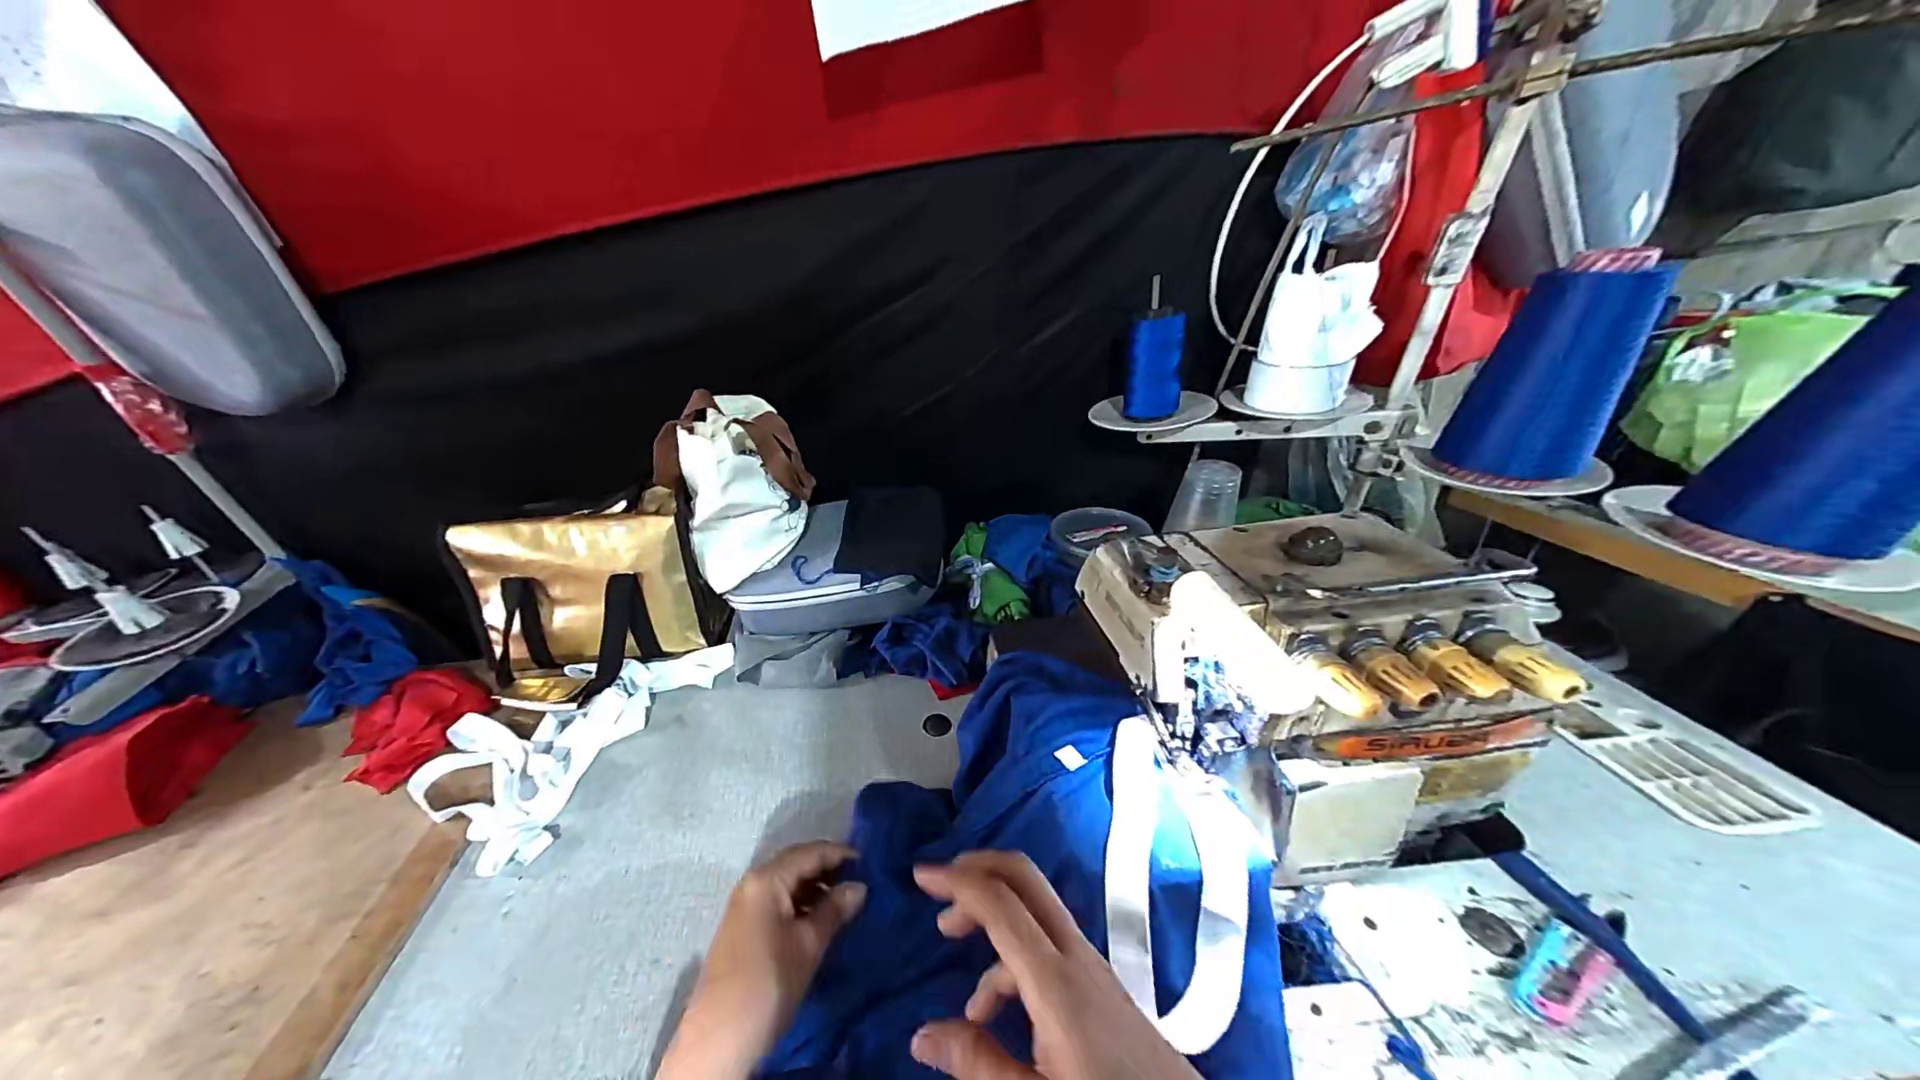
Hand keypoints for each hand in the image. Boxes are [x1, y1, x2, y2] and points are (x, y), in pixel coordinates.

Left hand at [657, 841, 867, 1079]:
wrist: (719, 1039)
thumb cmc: (769, 982)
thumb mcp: (809, 944)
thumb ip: (835, 909)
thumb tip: (859, 886)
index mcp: (766, 879)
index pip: (810, 852)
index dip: (841, 854)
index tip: (871, 864)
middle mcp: (752, 883)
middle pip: (797, 863)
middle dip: (829, 869)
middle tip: (861, 881)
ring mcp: (745, 905)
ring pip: (787, 883)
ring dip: (816, 888)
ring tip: (846, 902)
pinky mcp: (744, 927)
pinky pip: (778, 900)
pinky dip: (801, 903)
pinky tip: (820, 919)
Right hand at [910, 852, 1201, 1079]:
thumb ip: (978, 1063)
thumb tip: (921, 1034)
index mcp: (1055, 979)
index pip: (1001, 903)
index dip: (957, 881)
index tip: (921, 876)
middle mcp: (1075, 954)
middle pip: (1024, 879)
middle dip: (978, 872)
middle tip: (938, 889)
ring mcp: (1091, 964)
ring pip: (1034, 913)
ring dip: (993, 929)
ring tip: (968, 999)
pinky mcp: (1099, 981)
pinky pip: (1047, 945)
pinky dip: (1013, 959)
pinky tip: (1001, 1014)